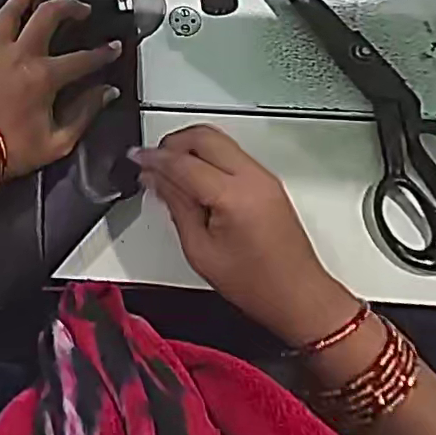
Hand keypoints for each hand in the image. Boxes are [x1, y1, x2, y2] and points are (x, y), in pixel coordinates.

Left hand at [0, 0, 121, 179]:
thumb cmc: (7, 149)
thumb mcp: (58, 141)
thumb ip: (85, 113)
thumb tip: (104, 95)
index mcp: (42, 77)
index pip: (82, 59)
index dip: (103, 54)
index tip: (112, 50)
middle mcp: (19, 57)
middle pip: (48, 16)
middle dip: (69, 7)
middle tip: (80, 9)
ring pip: (11, 12)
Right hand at [131, 125, 357, 344]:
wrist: (299, 297)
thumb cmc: (257, 284)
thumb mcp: (200, 250)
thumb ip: (176, 206)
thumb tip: (156, 179)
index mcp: (234, 197)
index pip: (183, 163)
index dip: (153, 159)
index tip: (136, 158)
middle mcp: (252, 179)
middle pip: (202, 136)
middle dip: (171, 143)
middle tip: (152, 161)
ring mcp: (263, 177)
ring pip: (217, 138)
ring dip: (189, 146)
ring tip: (169, 169)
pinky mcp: (267, 180)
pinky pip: (229, 152)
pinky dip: (206, 155)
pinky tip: (191, 175)